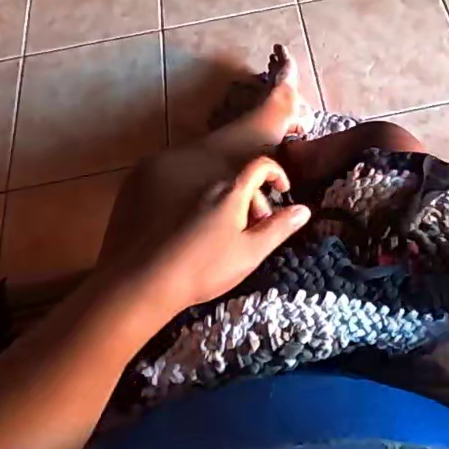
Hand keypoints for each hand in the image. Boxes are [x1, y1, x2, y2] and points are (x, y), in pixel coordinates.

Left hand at [123, 156, 310, 315]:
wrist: (144, 283)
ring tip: (226, 242)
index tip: (282, 190)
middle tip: (254, 232)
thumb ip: (278, 228)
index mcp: (231, 192)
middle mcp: (205, 186)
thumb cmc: (205, 269)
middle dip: (253, 201)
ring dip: (228, 208)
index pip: (260, 166)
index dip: (276, 173)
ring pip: (213, 193)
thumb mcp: (251, 252)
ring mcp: (177, 194)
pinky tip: (195, 242)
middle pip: (237, 183)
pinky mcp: (153, 204)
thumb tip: (303, 209)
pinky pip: (187, 200)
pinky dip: (201, 212)